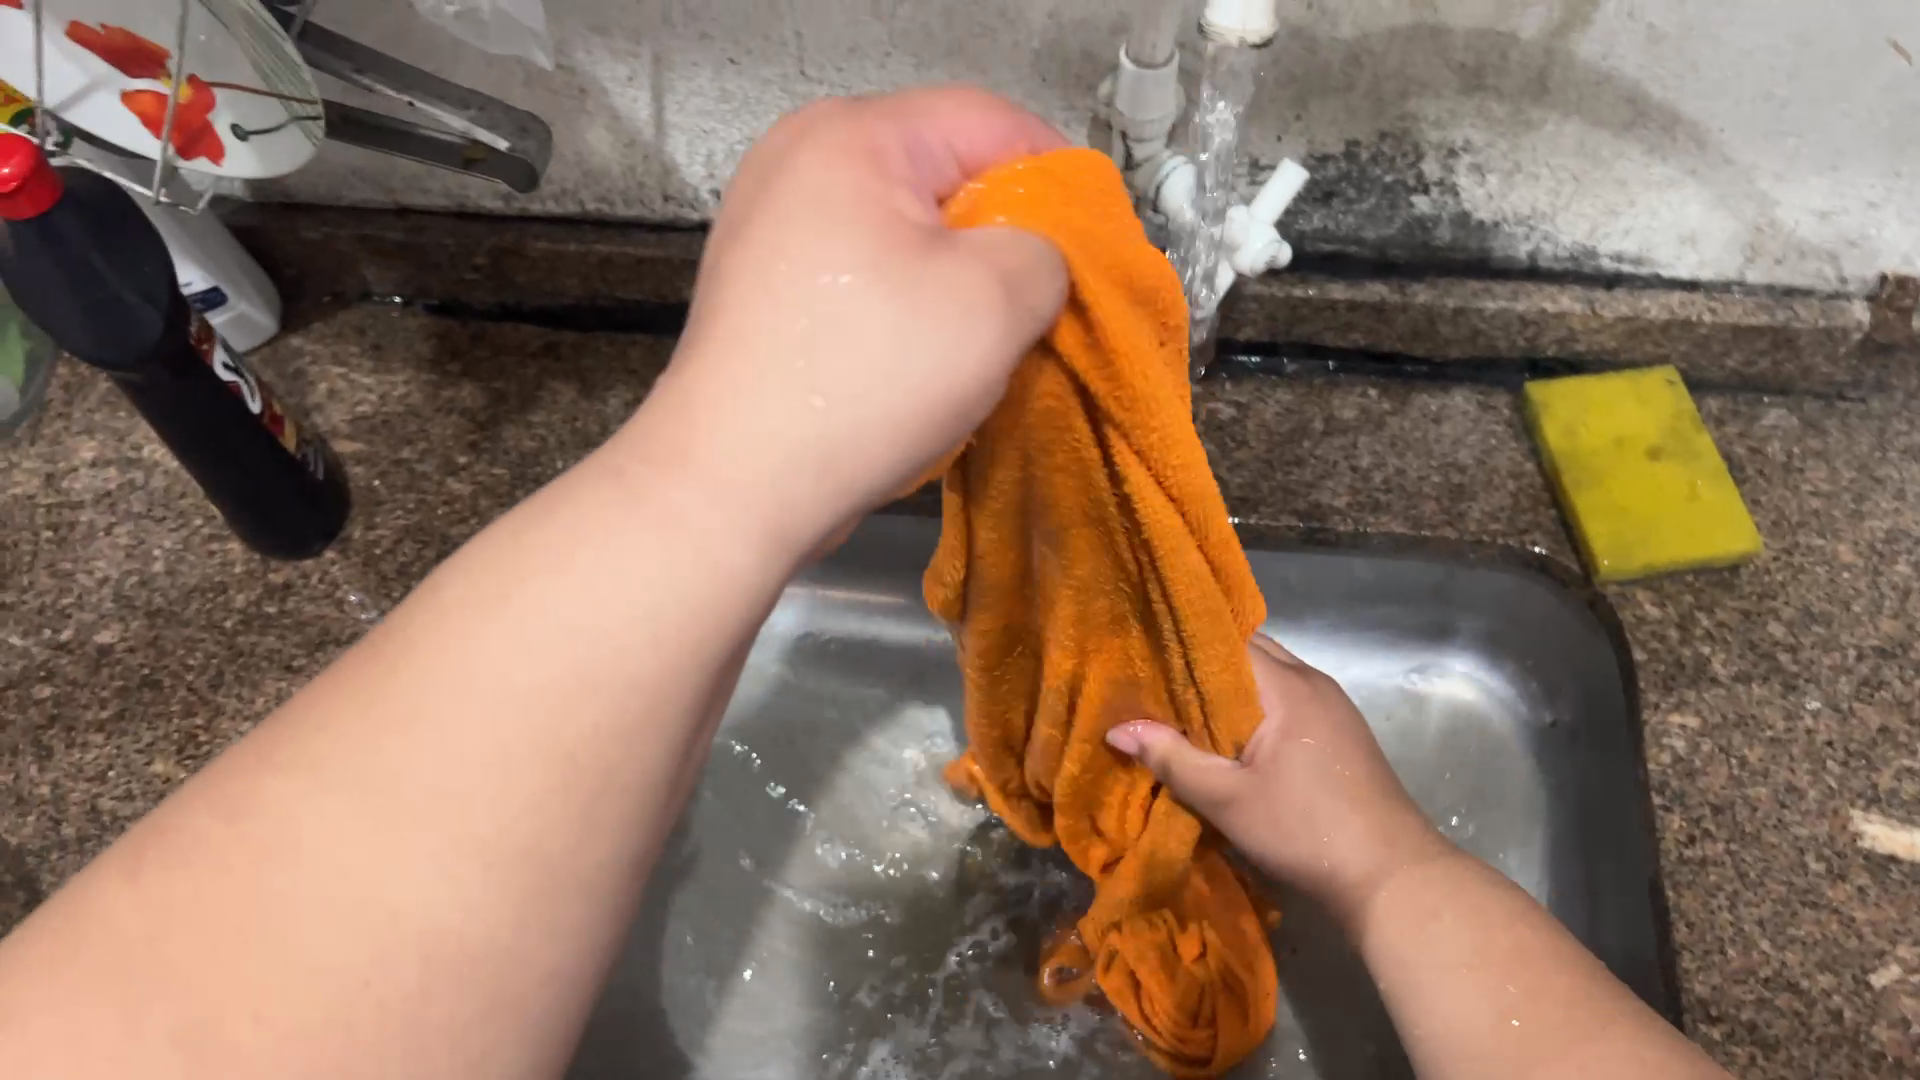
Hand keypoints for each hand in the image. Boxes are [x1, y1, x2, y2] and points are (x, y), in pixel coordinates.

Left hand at [627, 86, 1070, 560]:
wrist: (738, 485)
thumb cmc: (861, 383)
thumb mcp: (994, 304)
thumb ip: (1046, 253)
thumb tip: (1036, 257)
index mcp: (852, 138)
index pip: (990, 123)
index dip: (1057, 178)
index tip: (1089, 243)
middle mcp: (799, 168)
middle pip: (942, 182)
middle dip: (1002, 243)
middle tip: (1035, 305)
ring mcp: (773, 234)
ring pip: (905, 242)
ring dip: (955, 290)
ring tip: (977, 349)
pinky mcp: (768, 297)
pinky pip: (865, 286)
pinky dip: (906, 317)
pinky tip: (918, 368)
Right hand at [1105, 634, 1454, 929]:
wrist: (1394, 879)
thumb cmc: (1305, 830)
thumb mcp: (1226, 799)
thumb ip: (1171, 758)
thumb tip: (1116, 730)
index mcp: (1286, 686)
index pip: (1226, 639)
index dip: (1183, 644)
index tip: (1144, 655)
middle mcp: (1312, 681)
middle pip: (1249, 651)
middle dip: (1204, 663)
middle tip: (1157, 681)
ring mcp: (1332, 704)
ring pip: (1269, 674)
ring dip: (1230, 686)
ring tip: (1184, 705)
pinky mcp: (1341, 729)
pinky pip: (1286, 696)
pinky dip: (1255, 702)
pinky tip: (1231, 731)